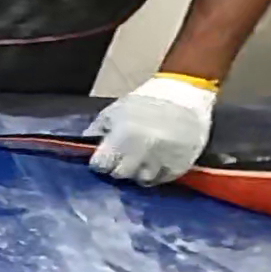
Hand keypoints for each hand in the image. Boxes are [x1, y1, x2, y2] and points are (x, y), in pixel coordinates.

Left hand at [87, 75, 216, 185]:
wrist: (184, 92)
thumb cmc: (142, 102)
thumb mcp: (110, 113)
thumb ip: (95, 132)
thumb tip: (85, 147)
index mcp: (122, 139)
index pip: (101, 165)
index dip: (100, 163)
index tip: (103, 159)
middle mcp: (142, 151)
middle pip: (121, 174)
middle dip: (117, 169)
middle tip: (121, 162)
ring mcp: (165, 156)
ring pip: (144, 179)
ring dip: (139, 174)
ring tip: (139, 165)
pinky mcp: (185, 158)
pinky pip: (168, 177)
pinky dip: (159, 175)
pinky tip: (155, 167)